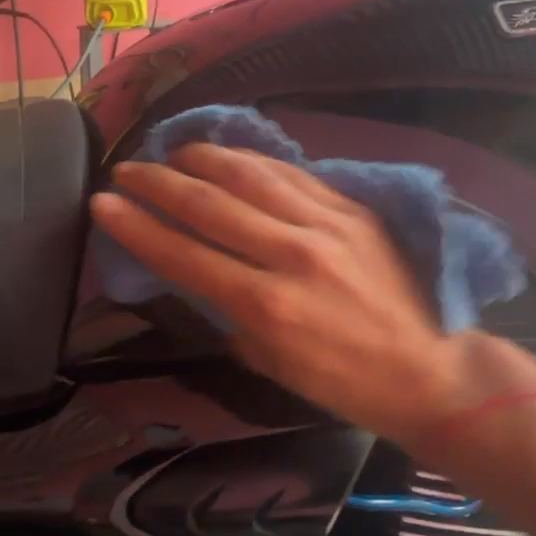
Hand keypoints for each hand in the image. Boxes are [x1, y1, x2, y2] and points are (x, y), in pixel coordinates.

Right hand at [91, 145, 525, 445]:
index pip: (183, 253)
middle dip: (156, 182)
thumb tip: (193, 273)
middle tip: (125, 169)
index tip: (102, 203)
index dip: (136, 226)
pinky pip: (289, 172)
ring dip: (200, 158)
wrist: (432, 370)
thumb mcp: (269, 364)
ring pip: (247, 174)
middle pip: (208, 203)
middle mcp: (290, 255)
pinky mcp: (350, 207)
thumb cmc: (345, 383)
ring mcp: (324, 224)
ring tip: (170, 151)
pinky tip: (227, 155)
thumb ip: (226, 314)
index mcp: (265, 306)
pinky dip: (249, 159)